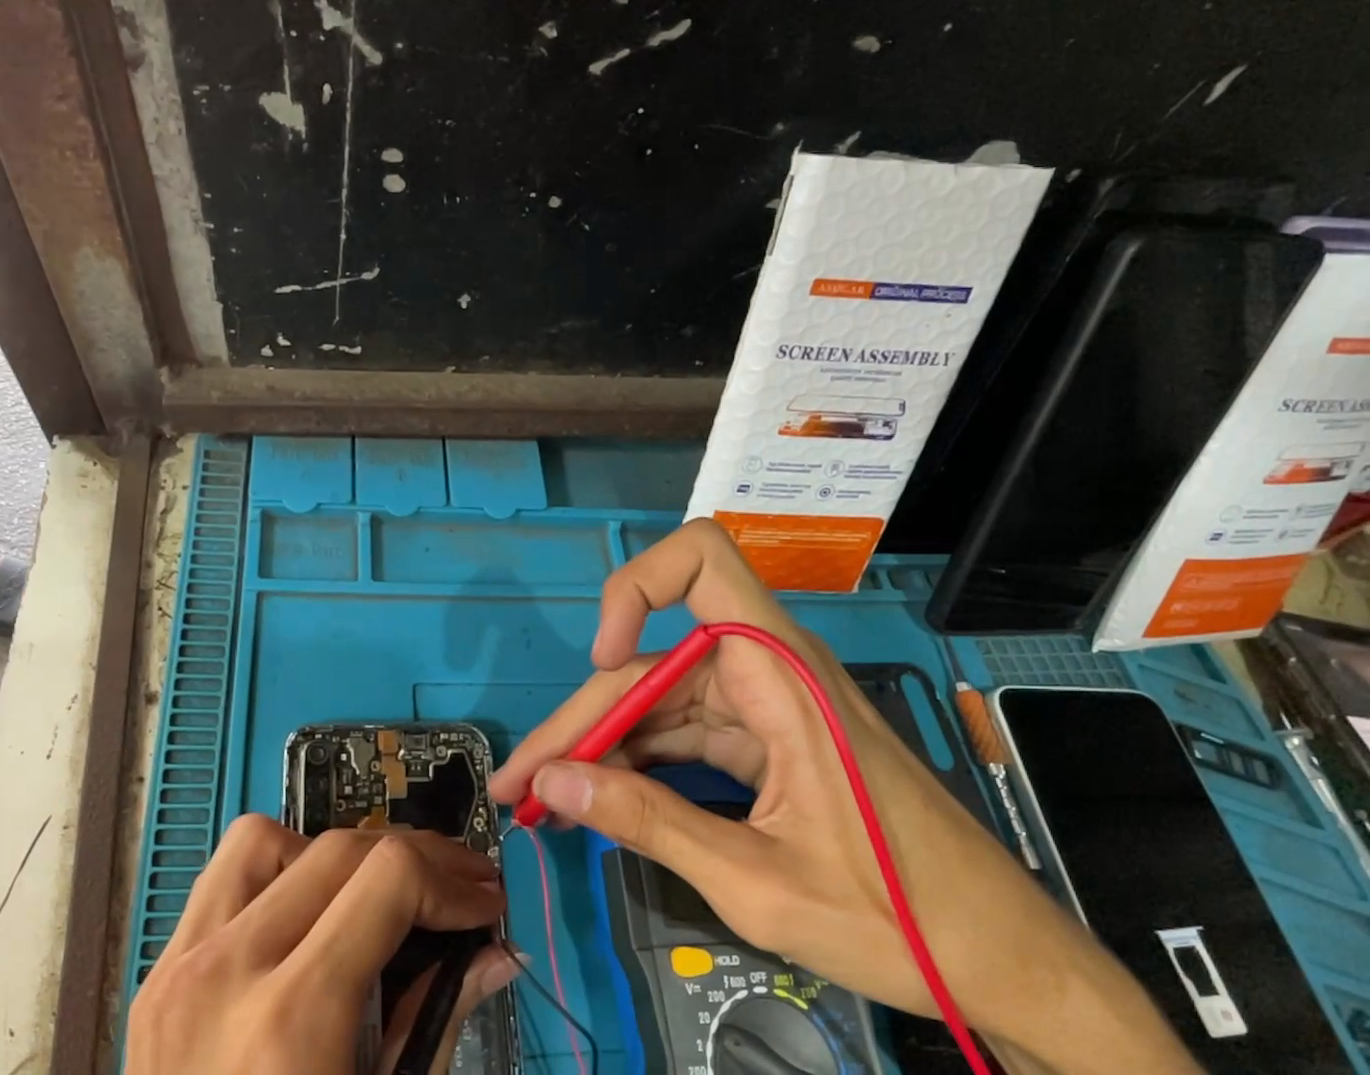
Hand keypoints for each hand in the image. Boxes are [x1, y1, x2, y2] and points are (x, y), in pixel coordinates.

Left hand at [124, 816, 520, 1074]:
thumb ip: (435, 1022)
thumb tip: (494, 954)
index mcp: (291, 1019)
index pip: (387, 879)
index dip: (451, 880)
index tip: (483, 903)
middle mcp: (227, 972)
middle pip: (338, 849)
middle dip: (414, 857)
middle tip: (455, 890)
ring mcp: (179, 966)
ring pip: (264, 840)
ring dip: (329, 855)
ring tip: (369, 897)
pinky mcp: (156, 974)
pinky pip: (220, 881)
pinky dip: (273, 876)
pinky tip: (305, 917)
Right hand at [488, 520, 1198, 1072]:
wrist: (1006, 964)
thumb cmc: (897, 918)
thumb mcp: (755, 880)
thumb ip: (647, 822)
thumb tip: (551, 782)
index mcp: (781, 675)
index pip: (700, 563)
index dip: (635, 587)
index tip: (601, 659)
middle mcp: (771, 672)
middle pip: (652, 660)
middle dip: (583, 719)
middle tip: (521, 787)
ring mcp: (771, 708)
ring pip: (661, 700)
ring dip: (601, 748)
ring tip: (542, 804)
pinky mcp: (772, 743)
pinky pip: (687, 734)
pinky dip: (639, 765)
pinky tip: (599, 802)